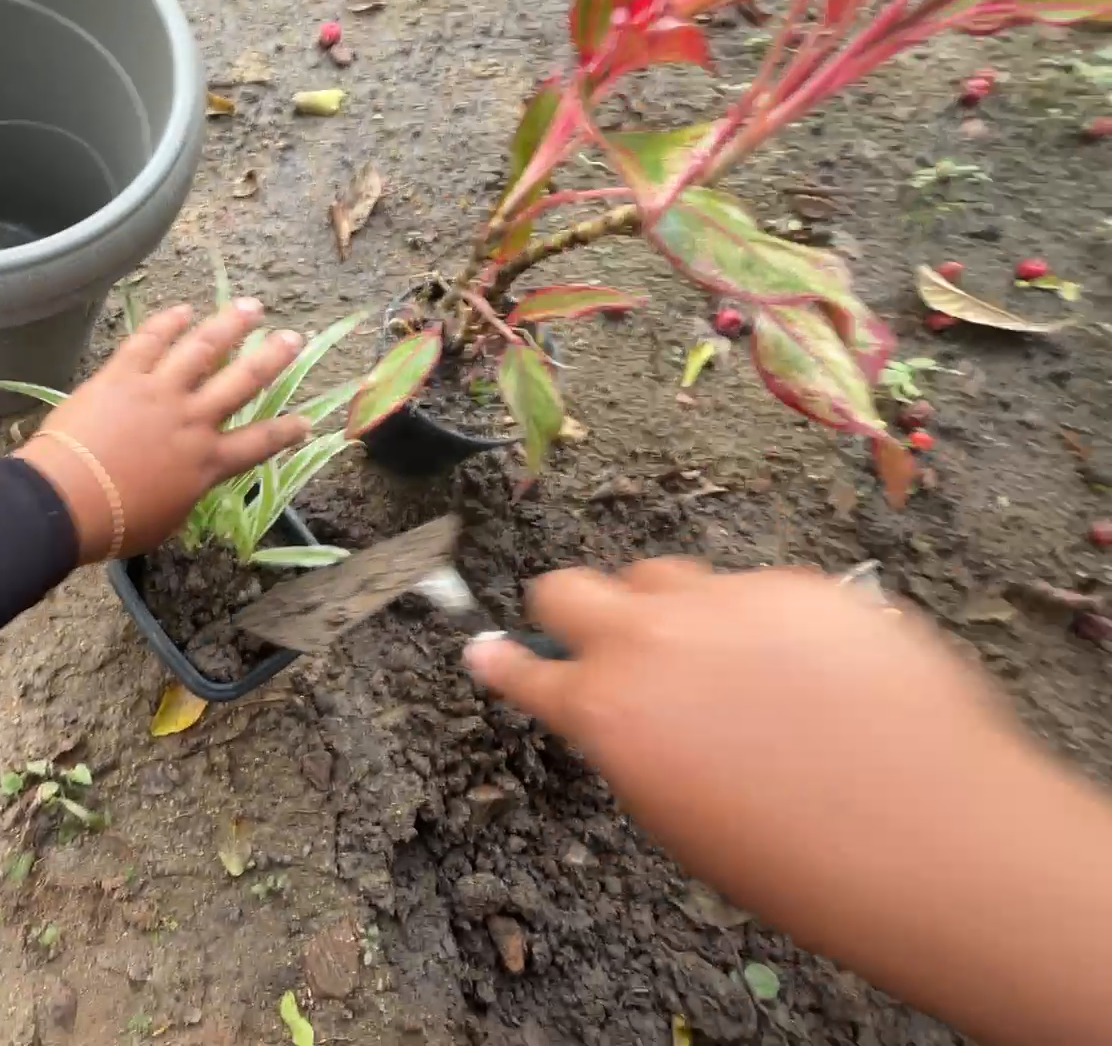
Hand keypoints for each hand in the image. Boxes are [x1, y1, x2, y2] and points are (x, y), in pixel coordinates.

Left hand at [15, 300, 310, 563]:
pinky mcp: (123, 375)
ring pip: (204, 348)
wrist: (71, 501)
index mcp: (206, 462)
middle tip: (294, 337)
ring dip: (231, 324)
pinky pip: (150, 341)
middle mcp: (193, 420)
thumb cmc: (118, 524)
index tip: (307, 420)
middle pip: (243, 382)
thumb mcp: (167, 519)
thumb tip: (184, 484)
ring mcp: (159, 392)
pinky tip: (184, 310)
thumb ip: (184, 493)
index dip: (286, 432)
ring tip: (251, 307)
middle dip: (273, 358)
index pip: (259, 443)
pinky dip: (168, 323)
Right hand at [466, 560, 1111, 1045]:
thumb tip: (602, 705)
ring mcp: (719, 605)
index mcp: (602, 709)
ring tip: (714, 651)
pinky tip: (802, 665)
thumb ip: (618, 738)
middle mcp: (644, 643)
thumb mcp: (666, 806)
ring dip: (664, 608)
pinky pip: (749, 587)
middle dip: (566, 608)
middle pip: (563, 586)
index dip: (498, 658)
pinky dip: (755, 618)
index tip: (483, 648)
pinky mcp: (795, 587)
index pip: (519, 668)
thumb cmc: (794, 859)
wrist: (948, 850)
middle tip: (598, 636)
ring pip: (656, 574)